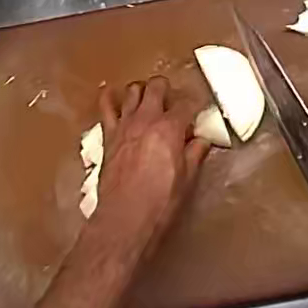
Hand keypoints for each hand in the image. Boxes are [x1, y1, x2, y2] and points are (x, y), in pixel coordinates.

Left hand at [87, 76, 209, 255]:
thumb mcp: (187, 179)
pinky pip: (105, 108)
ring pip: (133, 91)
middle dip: (168, 89)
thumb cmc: (160, 203)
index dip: (195, 105)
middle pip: (158, 86)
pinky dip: (109, 99)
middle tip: (173, 103)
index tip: (199, 111)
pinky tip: (113, 96)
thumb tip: (201, 140)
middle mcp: (147, 119)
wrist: (124, 221)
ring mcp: (124, 125)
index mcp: (170, 128)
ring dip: (142, 91)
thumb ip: (195, 153)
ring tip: (148, 100)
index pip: (187, 103)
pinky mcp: (108, 136)